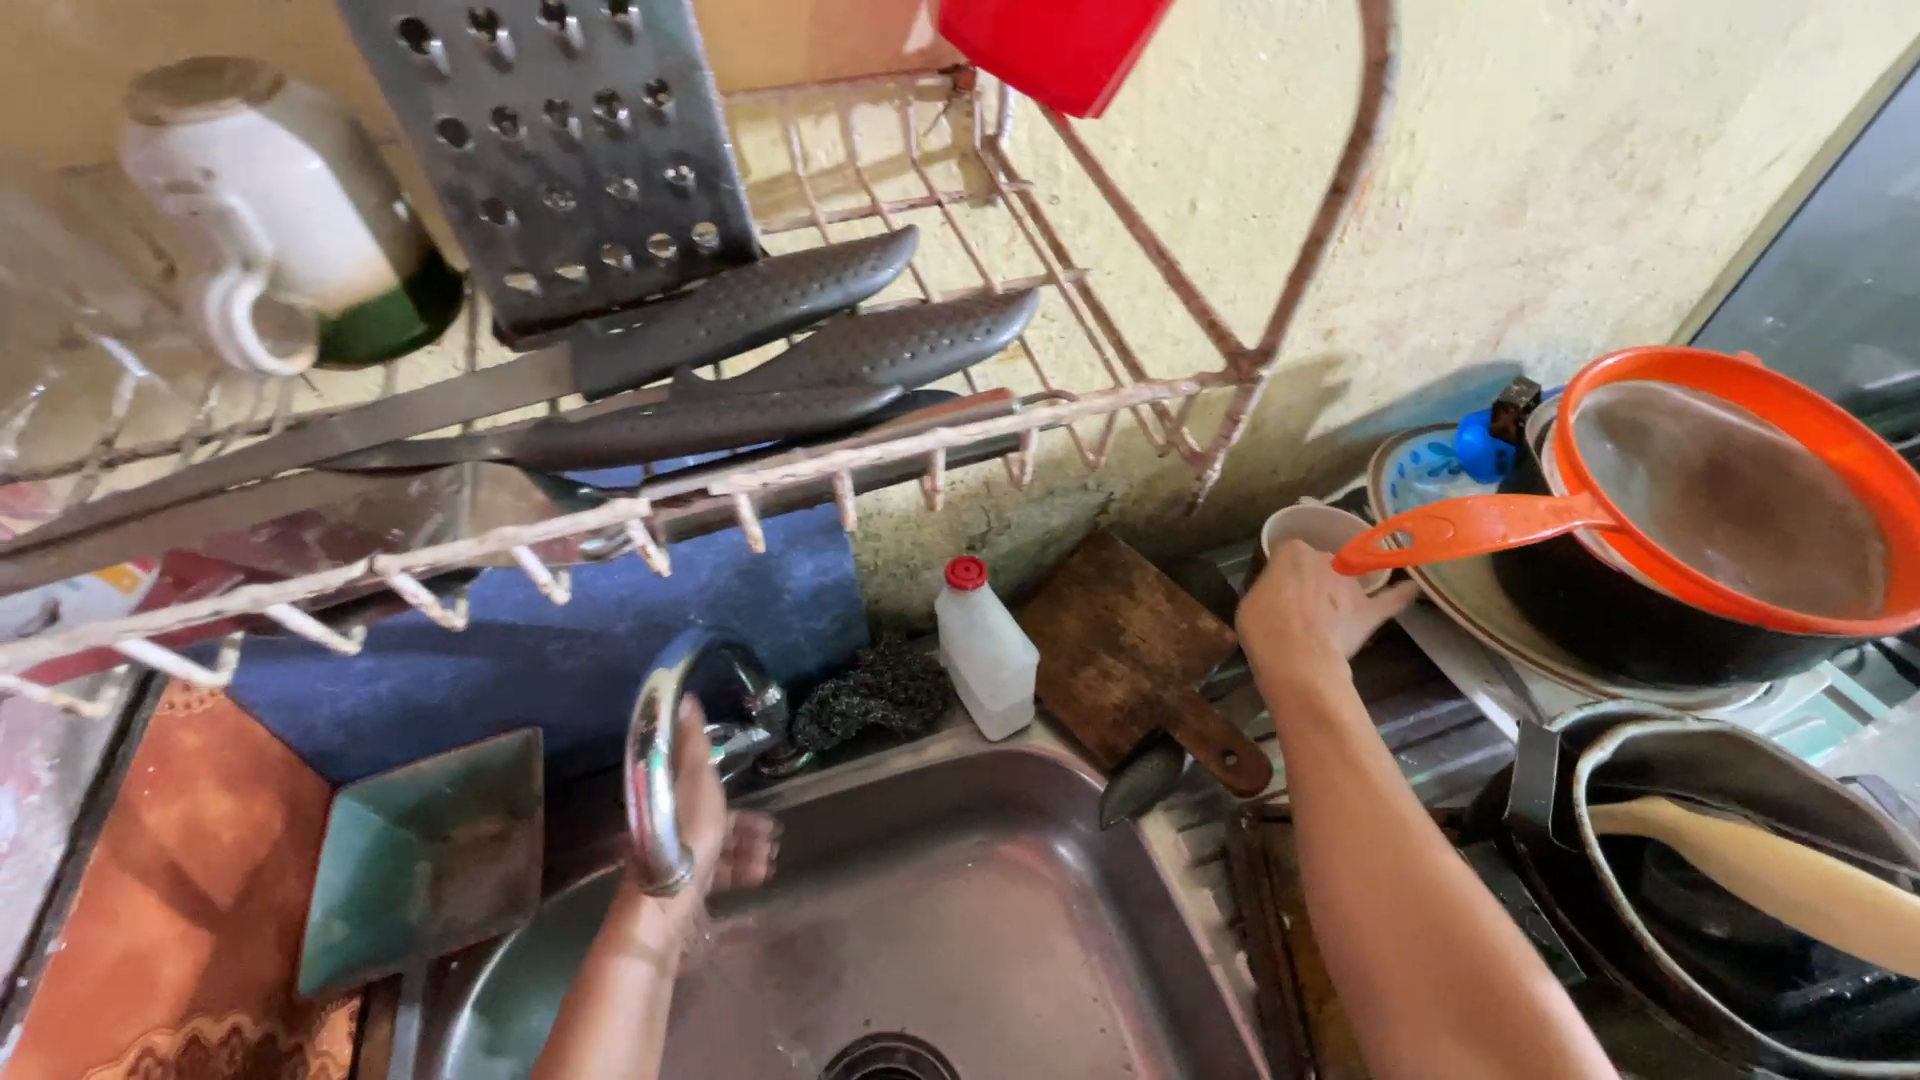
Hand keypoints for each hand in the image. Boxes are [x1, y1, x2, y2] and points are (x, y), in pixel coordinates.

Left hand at [623, 698, 780, 935]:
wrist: (667, 899)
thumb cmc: (687, 834)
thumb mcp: (695, 780)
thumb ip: (693, 744)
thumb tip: (685, 699)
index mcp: (672, 801)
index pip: (706, 796)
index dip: (738, 804)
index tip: (766, 815)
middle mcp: (671, 830)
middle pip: (715, 826)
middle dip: (747, 832)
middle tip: (774, 840)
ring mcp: (677, 863)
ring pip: (717, 853)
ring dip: (746, 854)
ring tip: (770, 863)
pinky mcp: (682, 892)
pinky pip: (714, 880)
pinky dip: (737, 876)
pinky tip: (758, 880)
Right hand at [1237, 539, 1417, 685]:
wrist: (1296, 658)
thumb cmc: (1263, 627)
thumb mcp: (1251, 598)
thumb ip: (1270, 586)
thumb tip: (1280, 590)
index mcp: (1292, 552)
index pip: (1287, 551)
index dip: (1283, 569)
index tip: (1277, 585)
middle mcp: (1326, 559)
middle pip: (1321, 561)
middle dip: (1313, 577)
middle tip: (1300, 601)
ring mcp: (1352, 585)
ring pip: (1352, 576)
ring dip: (1344, 586)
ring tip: (1334, 605)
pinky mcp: (1369, 612)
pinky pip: (1392, 600)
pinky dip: (1403, 593)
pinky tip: (1414, 586)